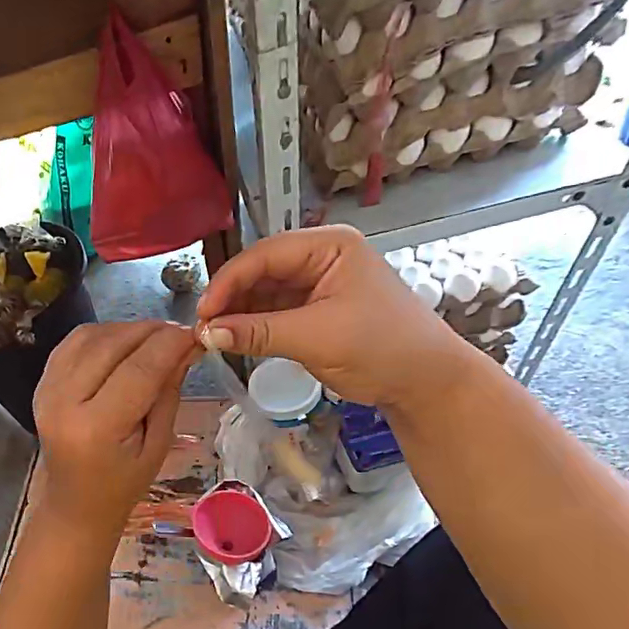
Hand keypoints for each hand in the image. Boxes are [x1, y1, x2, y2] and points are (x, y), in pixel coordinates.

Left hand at [32, 321, 198, 529]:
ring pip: (91, 336)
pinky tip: (125, 341)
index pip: (138, 370)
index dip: (169, 345)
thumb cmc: (123, 482)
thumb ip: (168, 392)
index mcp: (96, 428)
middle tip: (180, 332)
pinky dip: (103, 334)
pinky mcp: (42, 383)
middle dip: (151, 331)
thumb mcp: (158, 444)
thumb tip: (187, 347)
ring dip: (127, 329)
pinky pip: (74, 343)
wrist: (75, 503)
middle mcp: (64, 403)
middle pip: (112, 346)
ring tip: (156, 336)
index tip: (195, 333)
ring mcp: (46, 390)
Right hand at [197, 225, 473, 408]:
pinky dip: (257, 326)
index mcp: (329, 246)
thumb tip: (208, 334)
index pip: (265, 255)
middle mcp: (322, 258)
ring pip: (267, 293)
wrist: (425, 381)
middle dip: (233, 298)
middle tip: (205, 328)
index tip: (203, 312)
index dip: (229, 281)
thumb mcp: (317, 338)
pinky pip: (278, 312)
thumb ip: (260, 333)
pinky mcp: (318, 311)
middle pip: (263, 271)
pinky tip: (237, 339)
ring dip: (241, 314)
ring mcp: (320, 285)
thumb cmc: (383, 348)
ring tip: (215, 336)